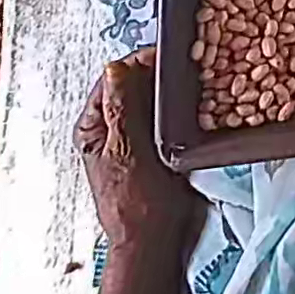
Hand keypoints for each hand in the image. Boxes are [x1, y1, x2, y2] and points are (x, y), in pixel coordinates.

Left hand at [76, 48, 198, 248]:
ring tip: (196, 75)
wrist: (158, 240)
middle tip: (186, 62)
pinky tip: (198, 97)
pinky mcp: (163, 141)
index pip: (114, 77)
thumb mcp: (126, 151)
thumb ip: (122, 108)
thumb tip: (115, 67)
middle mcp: (116, 125)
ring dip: (173, 86)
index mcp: (96, 125)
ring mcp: (140, 132)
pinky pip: (171, 113)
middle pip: (135, 83)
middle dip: (159, 71)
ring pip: (155, 96)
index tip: (165, 53)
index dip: (138, 61)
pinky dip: (183, 103)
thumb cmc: (135, 204)